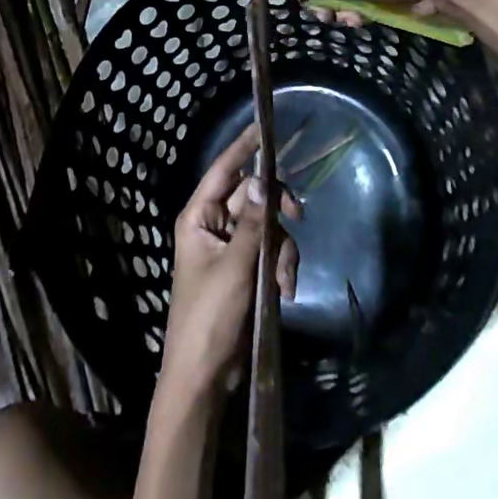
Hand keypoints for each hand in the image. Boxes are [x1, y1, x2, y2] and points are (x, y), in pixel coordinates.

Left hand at [163, 127, 301, 397]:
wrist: (205, 373)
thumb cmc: (209, 315)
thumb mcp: (235, 267)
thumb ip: (254, 224)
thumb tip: (263, 180)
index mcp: (199, 217)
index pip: (223, 170)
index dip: (243, 147)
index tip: (265, 126)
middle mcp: (216, 226)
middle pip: (254, 196)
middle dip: (277, 209)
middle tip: (298, 216)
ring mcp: (233, 248)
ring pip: (269, 226)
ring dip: (282, 249)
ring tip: (283, 280)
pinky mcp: (248, 270)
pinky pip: (272, 253)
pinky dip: (282, 267)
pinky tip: (285, 292)